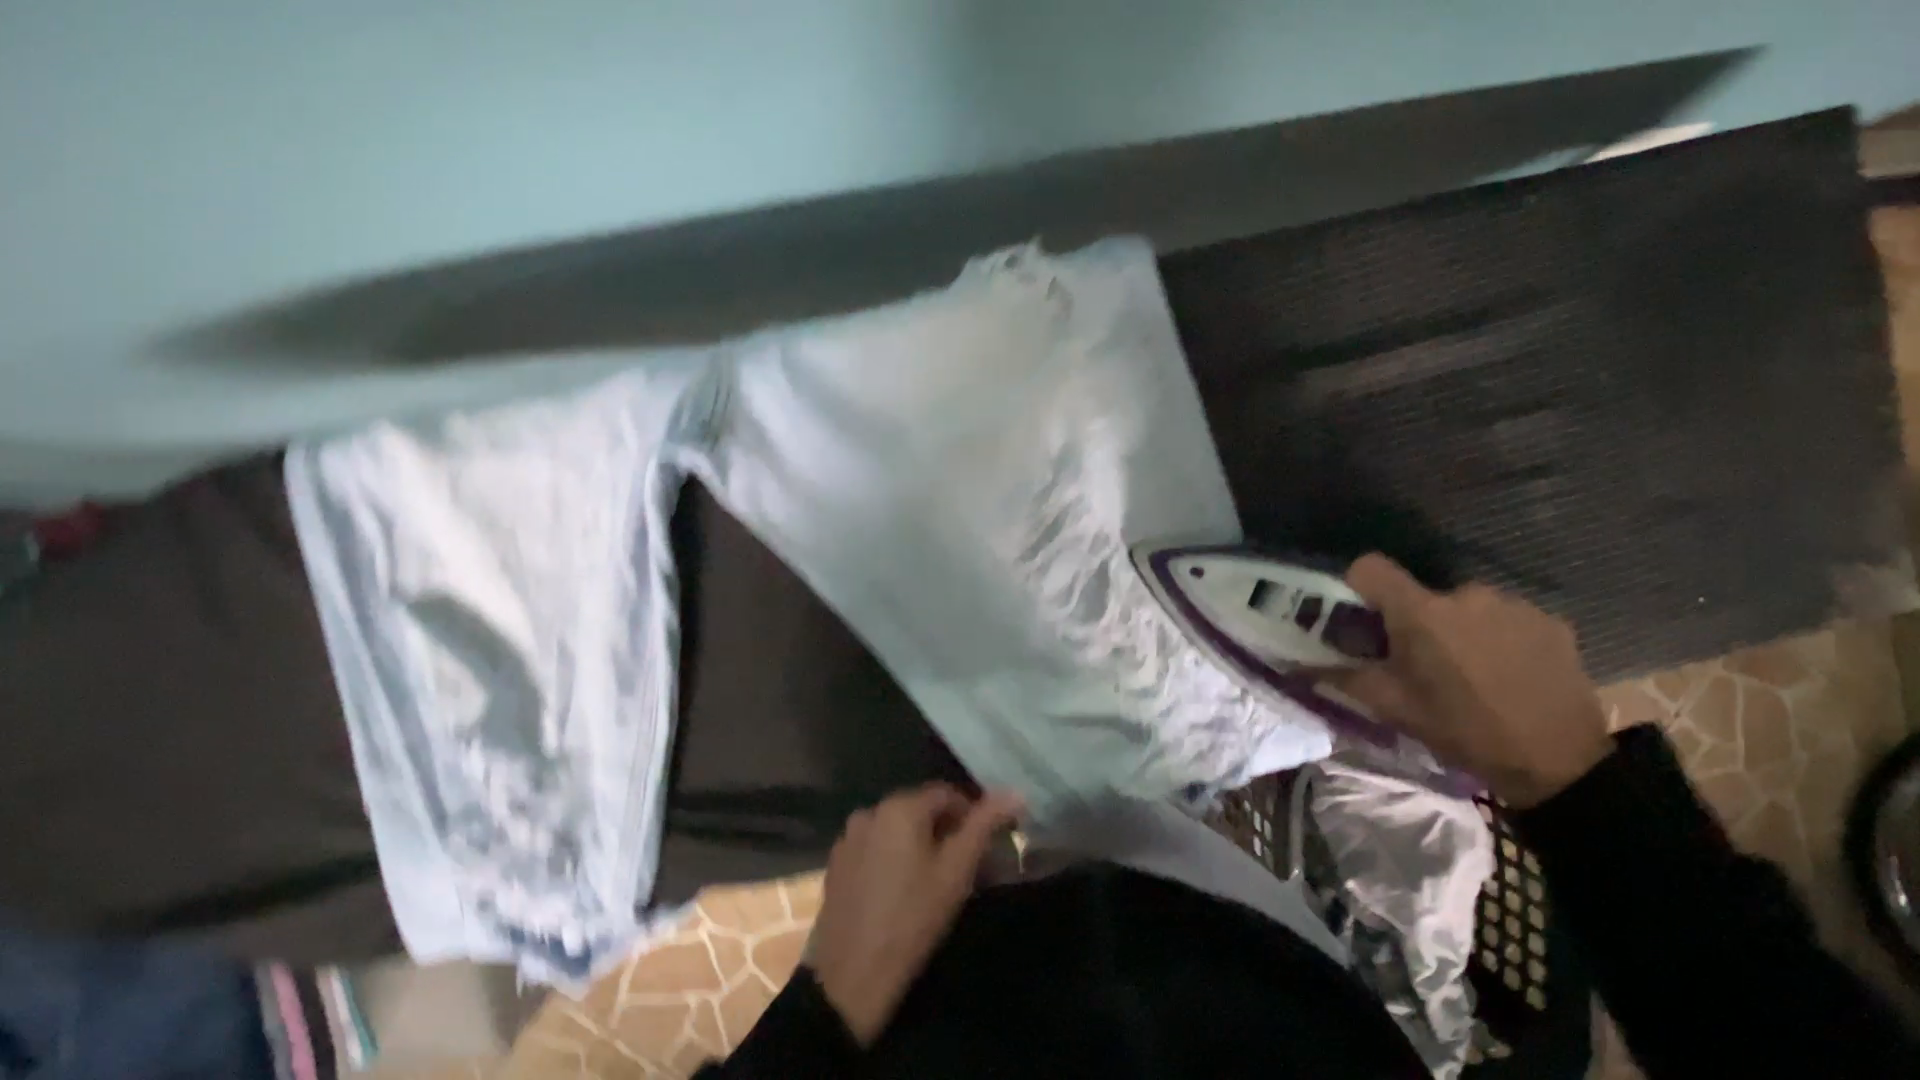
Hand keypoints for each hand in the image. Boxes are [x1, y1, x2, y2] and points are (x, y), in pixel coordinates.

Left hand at [809, 784, 1023, 1044]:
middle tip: (966, 869)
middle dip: (947, 832)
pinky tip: (902, 892)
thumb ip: (984, 826)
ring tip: (935, 883)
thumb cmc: (913, 918)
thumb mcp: (957, 872)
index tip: (987, 848)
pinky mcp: (836, 864)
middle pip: (920, 810)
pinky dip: (893, 859)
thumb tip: (1015, 793)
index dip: (973, 816)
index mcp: (899, 806)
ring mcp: (848, 838)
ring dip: (920, 845)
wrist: (852, 974)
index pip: (947, 794)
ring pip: (896, 831)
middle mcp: (869, 811)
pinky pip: (875, 848)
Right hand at [1327, 554, 1613, 807]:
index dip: (1358, 586)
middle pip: (1423, 594)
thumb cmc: (1463, 732)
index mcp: (1420, 612)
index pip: (1370, 567)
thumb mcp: (1394, 709)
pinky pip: (1508, 618)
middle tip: (1424, 664)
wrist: (1559, 761)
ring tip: (1474, 673)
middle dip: (1418, 622)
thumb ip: (1344, 678)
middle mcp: (1465, 594)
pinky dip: (1501, 638)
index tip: (1362, 616)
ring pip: (1468, 607)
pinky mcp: (1550, 619)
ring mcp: (1513, 603)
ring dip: (1462, 630)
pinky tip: (1511, 673)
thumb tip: (1298, 666)